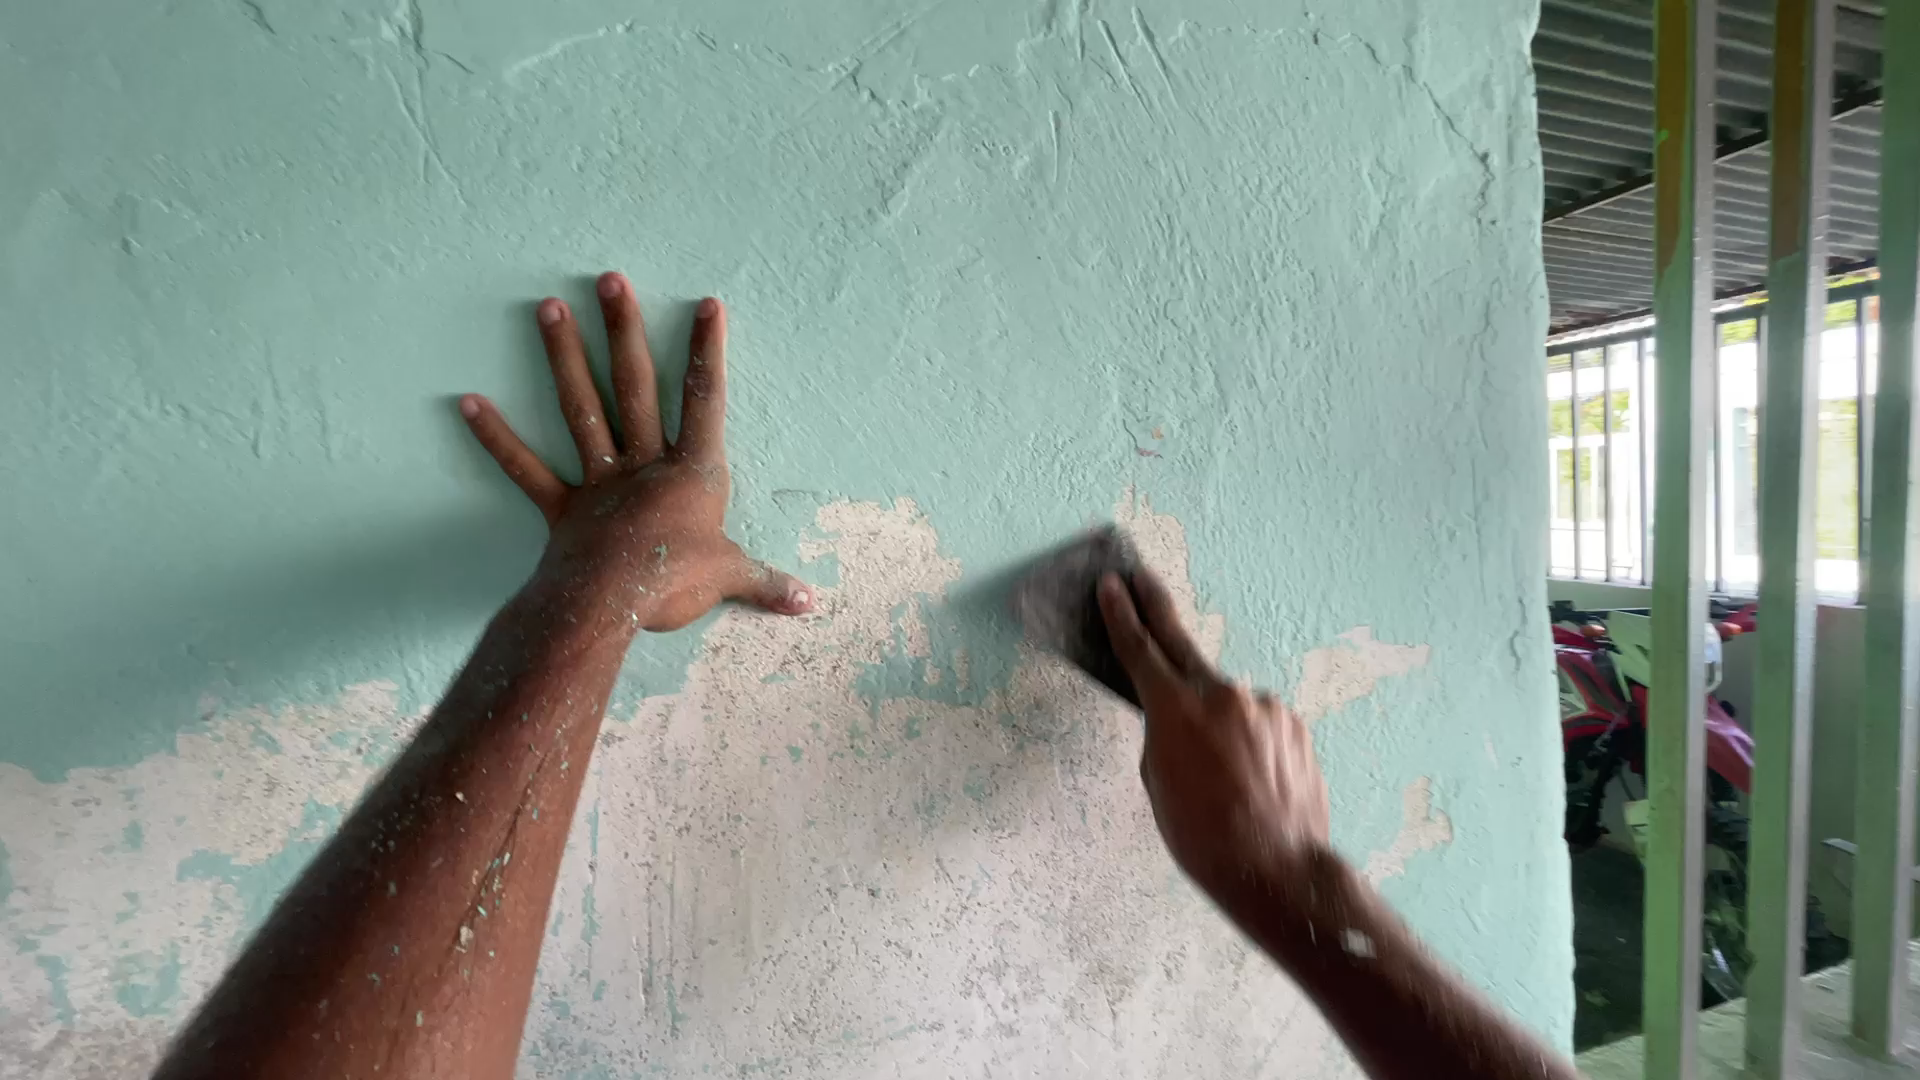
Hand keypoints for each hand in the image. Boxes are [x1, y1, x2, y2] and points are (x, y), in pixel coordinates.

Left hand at [459, 271, 813, 630]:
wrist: (608, 606)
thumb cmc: (674, 584)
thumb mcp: (732, 577)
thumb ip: (768, 582)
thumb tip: (810, 603)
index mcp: (691, 474)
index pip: (705, 402)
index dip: (708, 353)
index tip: (706, 305)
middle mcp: (644, 465)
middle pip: (635, 388)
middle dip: (626, 332)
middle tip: (610, 279)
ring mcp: (600, 482)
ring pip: (582, 410)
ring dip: (565, 358)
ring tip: (548, 308)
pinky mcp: (563, 507)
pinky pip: (527, 469)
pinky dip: (498, 438)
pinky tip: (466, 403)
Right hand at [1097, 570, 1329, 888]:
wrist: (1278, 868)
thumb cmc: (1201, 835)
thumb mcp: (1157, 781)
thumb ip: (1162, 732)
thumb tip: (1177, 715)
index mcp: (1174, 709)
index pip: (1138, 648)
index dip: (1120, 614)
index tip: (1110, 584)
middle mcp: (1218, 693)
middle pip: (1177, 638)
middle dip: (1154, 603)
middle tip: (1139, 574)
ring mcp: (1261, 703)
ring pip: (1224, 698)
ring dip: (1215, 717)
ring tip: (1222, 767)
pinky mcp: (1290, 720)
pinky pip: (1256, 718)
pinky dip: (1246, 736)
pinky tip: (1251, 773)